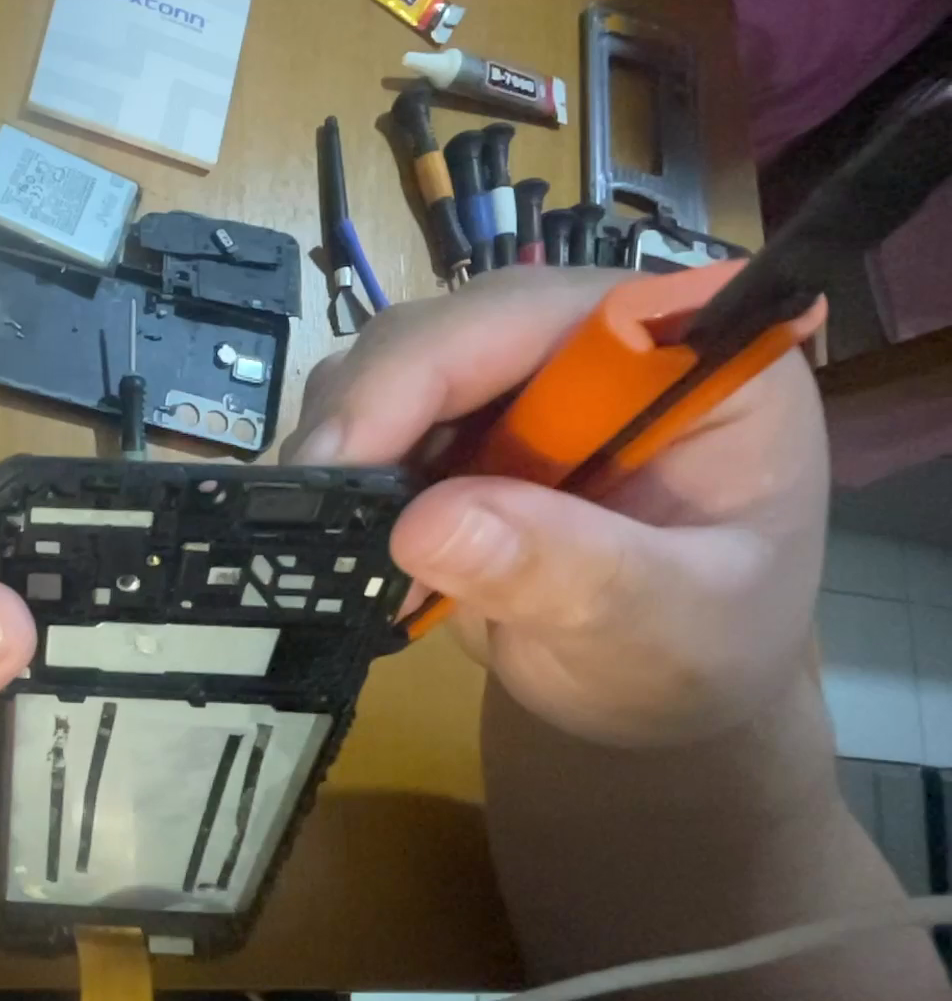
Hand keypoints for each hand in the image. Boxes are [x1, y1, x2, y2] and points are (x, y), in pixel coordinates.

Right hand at [290, 269, 827, 746]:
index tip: (346, 463)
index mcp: (678, 360)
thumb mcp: (658, 626)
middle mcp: (580, 347)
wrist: (640, 683)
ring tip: (338, 535)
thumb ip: (564, 573)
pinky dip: (334, 474)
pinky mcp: (442, 426)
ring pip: (375, 371)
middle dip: (361, 418)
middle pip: (432, 334)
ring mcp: (501, 385)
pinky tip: (351, 532)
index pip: (528, 317)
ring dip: (338, 448)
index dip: (422, 371)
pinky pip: (357, 419)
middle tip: (312, 512)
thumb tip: (424, 525)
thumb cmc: (687, 652)